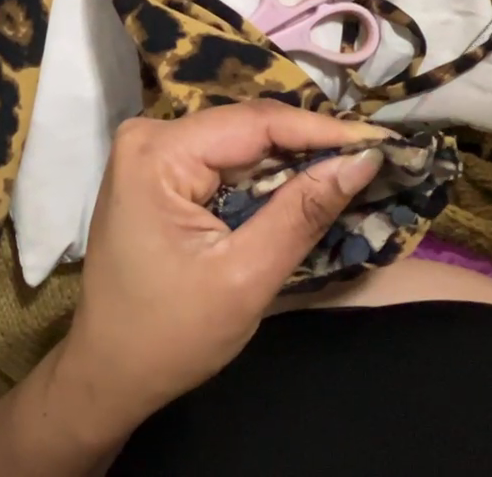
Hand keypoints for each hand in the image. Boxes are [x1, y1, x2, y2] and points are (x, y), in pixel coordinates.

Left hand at [51, 101, 386, 433]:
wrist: (110, 369)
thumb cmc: (170, 333)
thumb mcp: (245, 277)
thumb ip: (301, 212)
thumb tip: (361, 160)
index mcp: (156, 152)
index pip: (253, 122)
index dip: (321, 130)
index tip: (382, 142)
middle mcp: (147, 135)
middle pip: (244, 128)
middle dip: (307, 146)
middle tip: (372, 161)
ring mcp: (148, 152)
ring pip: (236, 144)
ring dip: (288, 162)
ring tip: (349, 170)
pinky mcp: (156, 172)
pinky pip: (220, 161)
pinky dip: (259, 178)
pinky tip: (299, 188)